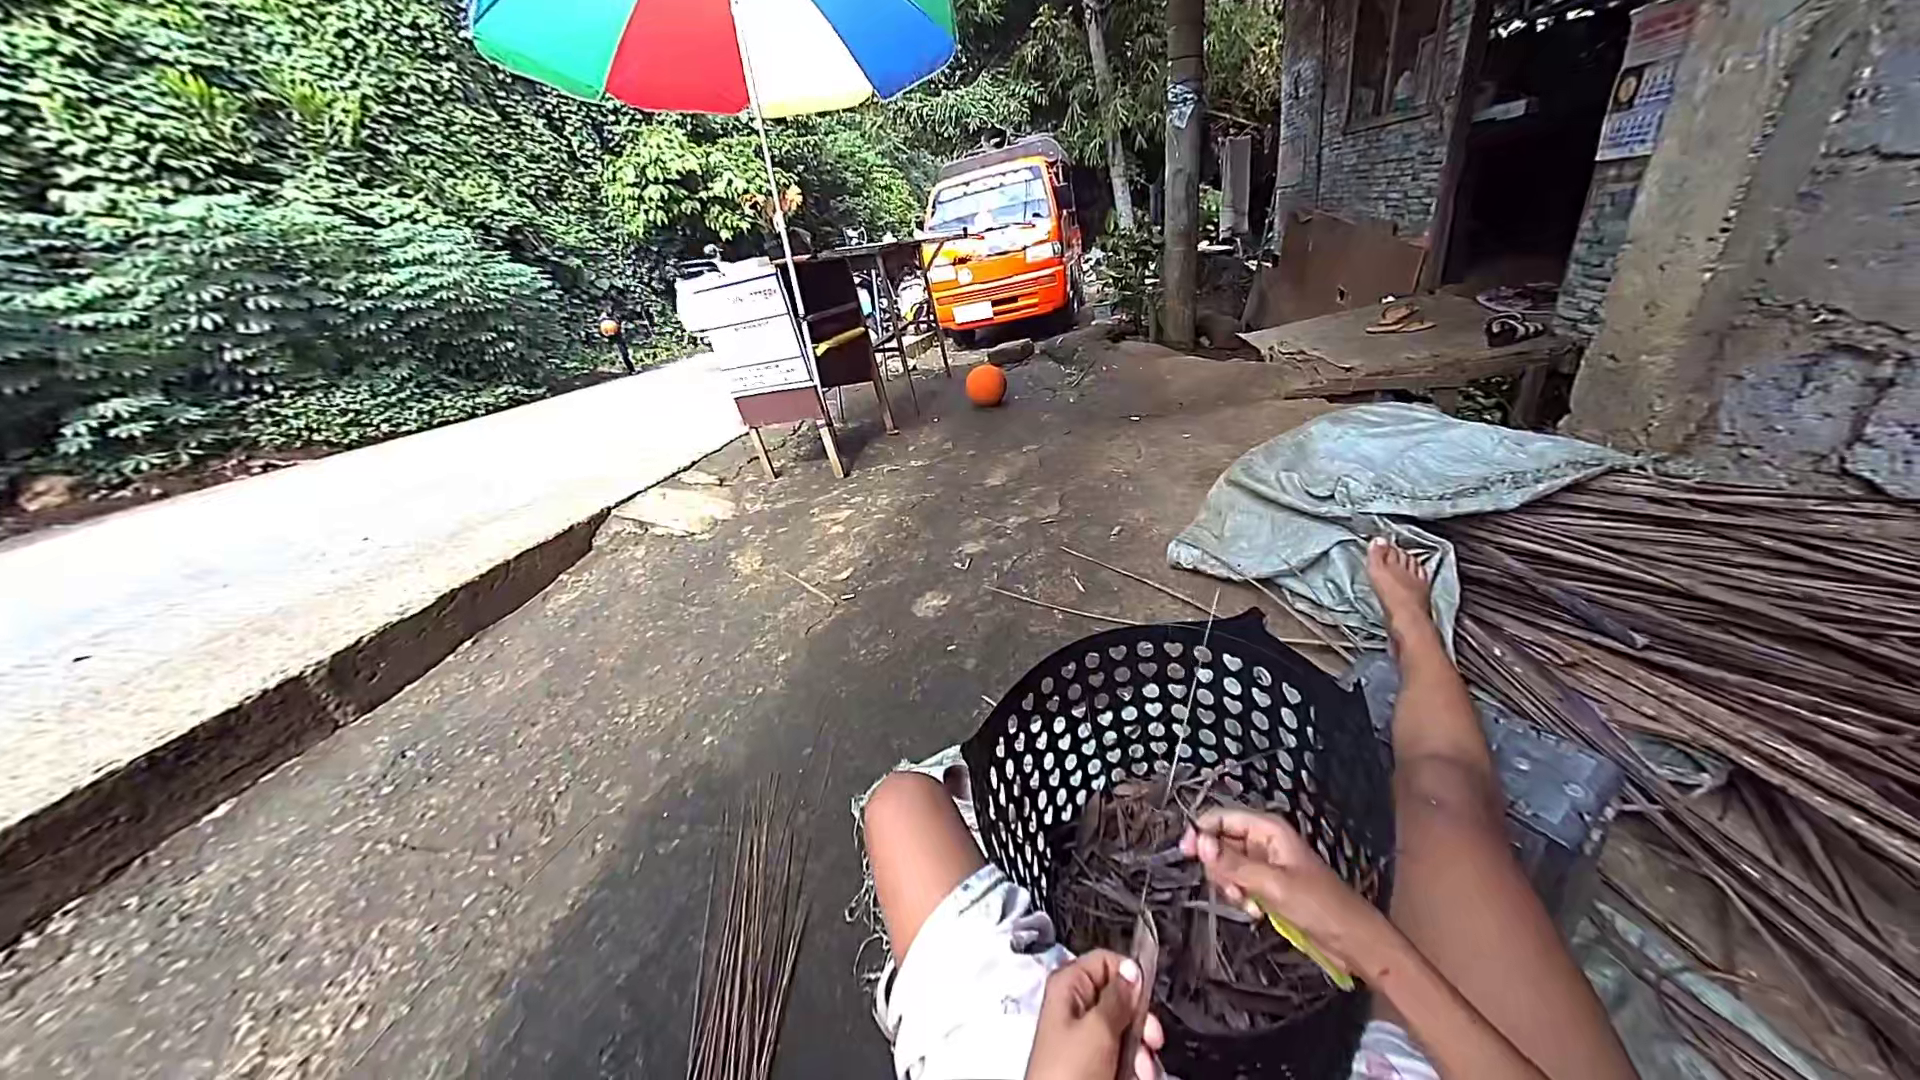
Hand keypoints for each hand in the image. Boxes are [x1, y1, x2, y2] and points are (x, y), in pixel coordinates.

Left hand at [1025, 949, 1165, 1079]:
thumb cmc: (1071, 1071)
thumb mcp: (1098, 1029)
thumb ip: (1118, 998)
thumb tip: (1132, 968)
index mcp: (1070, 985)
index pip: (1106, 961)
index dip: (1130, 976)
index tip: (1147, 1000)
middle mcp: (1077, 1005)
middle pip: (1120, 998)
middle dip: (1141, 1022)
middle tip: (1152, 1040)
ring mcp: (1085, 1036)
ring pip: (1125, 1030)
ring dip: (1141, 1050)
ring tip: (1143, 1069)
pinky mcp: (1094, 1063)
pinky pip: (1122, 1055)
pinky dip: (1134, 1066)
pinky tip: (1138, 1076)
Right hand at [1179, 808, 1388, 978]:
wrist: (1354, 942)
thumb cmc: (1320, 906)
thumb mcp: (1273, 884)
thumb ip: (1233, 863)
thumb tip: (1198, 843)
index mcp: (1267, 829)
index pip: (1221, 818)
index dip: (1201, 832)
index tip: (1186, 853)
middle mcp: (1263, 840)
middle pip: (1220, 840)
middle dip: (1218, 864)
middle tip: (1228, 887)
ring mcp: (1264, 862)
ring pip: (1226, 863)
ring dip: (1228, 883)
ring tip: (1245, 901)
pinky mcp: (1267, 884)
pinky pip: (1238, 881)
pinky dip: (1239, 894)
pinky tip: (1252, 909)